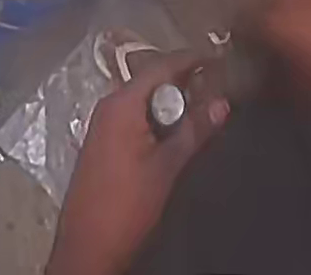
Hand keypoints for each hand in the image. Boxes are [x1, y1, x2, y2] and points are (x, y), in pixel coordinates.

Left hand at [45, 50, 229, 274]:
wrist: (86, 251)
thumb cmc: (127, 204)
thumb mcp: (167, 166)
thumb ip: (195, 130)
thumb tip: (223, 102)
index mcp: (122, 103)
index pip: (161, 66)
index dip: (190, 60)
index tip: (217, 58)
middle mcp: (109, 104)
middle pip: (151, 79)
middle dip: (182, 80)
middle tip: (214, 83)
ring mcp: (102, 123)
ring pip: (143, 97)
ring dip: (170, 100)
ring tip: (200, 104)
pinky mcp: (102, 141)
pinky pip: (133, 113)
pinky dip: (155, 114)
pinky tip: (175, 129)